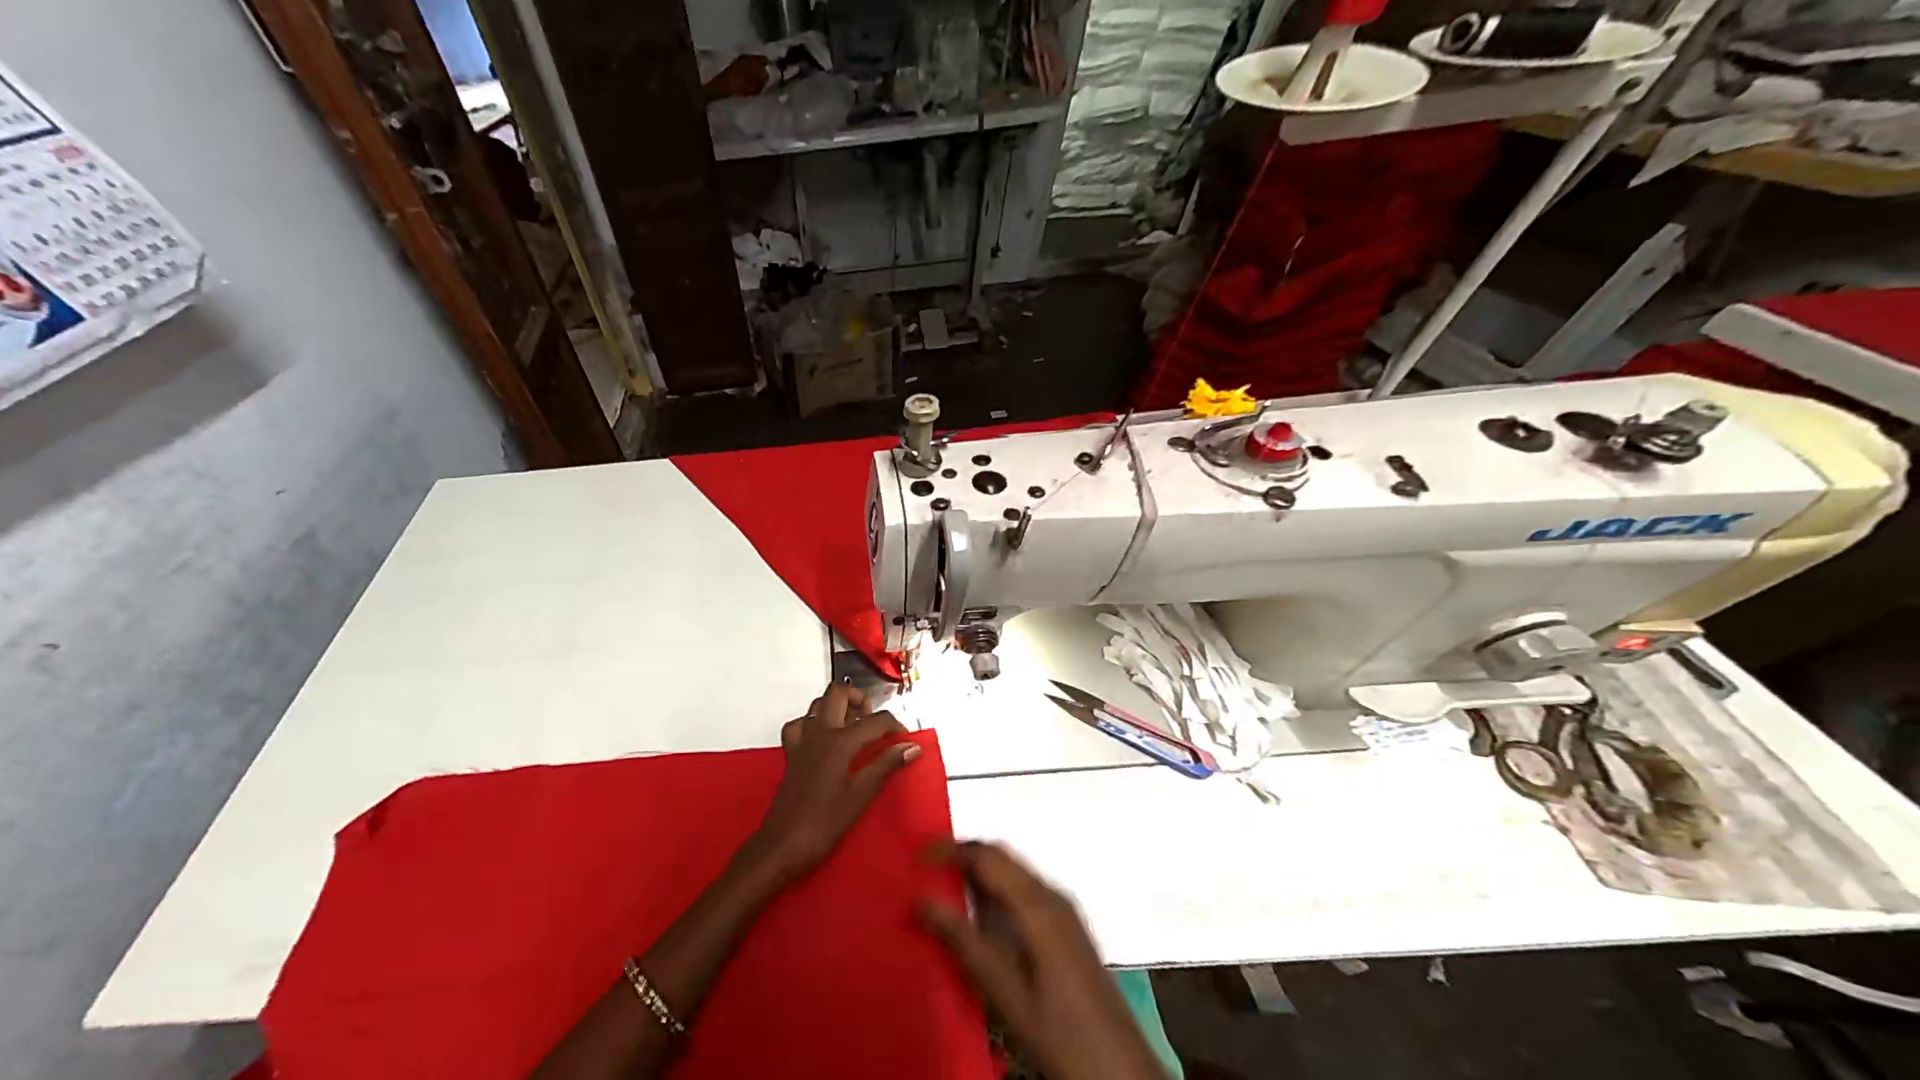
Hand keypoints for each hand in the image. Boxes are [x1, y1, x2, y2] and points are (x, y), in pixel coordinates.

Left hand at [745, 684, 920, 884]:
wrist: (782, 846)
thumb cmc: (823, 824)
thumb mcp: (861, 795)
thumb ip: (886, 765)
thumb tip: (911, 747)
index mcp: (840, 742)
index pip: (876, 721)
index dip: (895, 726)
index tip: (906, 740)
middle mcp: (819, 734)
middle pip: (839, 693)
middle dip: (861, 699)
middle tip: (875, 722)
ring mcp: (802, 742)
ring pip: (817, 704)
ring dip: (838, 707)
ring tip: (855, 726)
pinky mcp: (790, 755)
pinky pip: (798, 725)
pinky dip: (811, 723)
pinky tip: (822, 738)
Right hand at [919, 843, 1165, 1079]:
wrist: (1118, 1068)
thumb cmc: (1058, 1030)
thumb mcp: (1004, 991)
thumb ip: (964, 941)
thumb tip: (923, 900)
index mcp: (1037, 905)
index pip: (988, 856)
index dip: (951, 850)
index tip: (918, 859)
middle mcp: (1052, 897)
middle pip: (1002, 857)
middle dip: (963, 858)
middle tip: (926, 873)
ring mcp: (1063, 911)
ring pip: (1014, 873)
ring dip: (979, 875)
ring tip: (944, 894)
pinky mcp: (1067, 927)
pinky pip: (1025, 892)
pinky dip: (996, 893)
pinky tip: (979, 921)